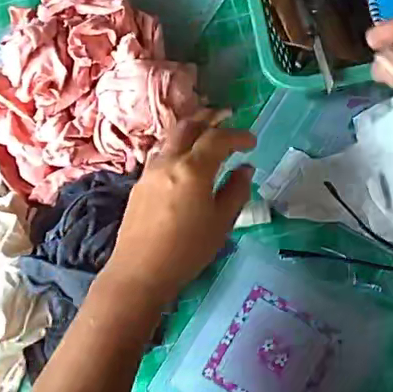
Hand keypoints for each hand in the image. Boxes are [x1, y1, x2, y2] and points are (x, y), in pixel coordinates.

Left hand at [103, 111, 254, 304]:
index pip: (218, 138)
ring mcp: (150, 171)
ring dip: (192, 131)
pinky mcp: (140, 185)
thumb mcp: (221, 222)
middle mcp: (168, 162)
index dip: (238, 135)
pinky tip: (187, 161)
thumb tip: (244, 169)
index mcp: (193, 169)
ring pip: (172, 138)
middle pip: (189, 126)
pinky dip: (179, 147)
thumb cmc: (188, 250)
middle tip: (228, 119)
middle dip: (210, 119)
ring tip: (208, 136)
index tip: (252, 142)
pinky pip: (162, 154)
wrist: (139, 272)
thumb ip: (236, 191)